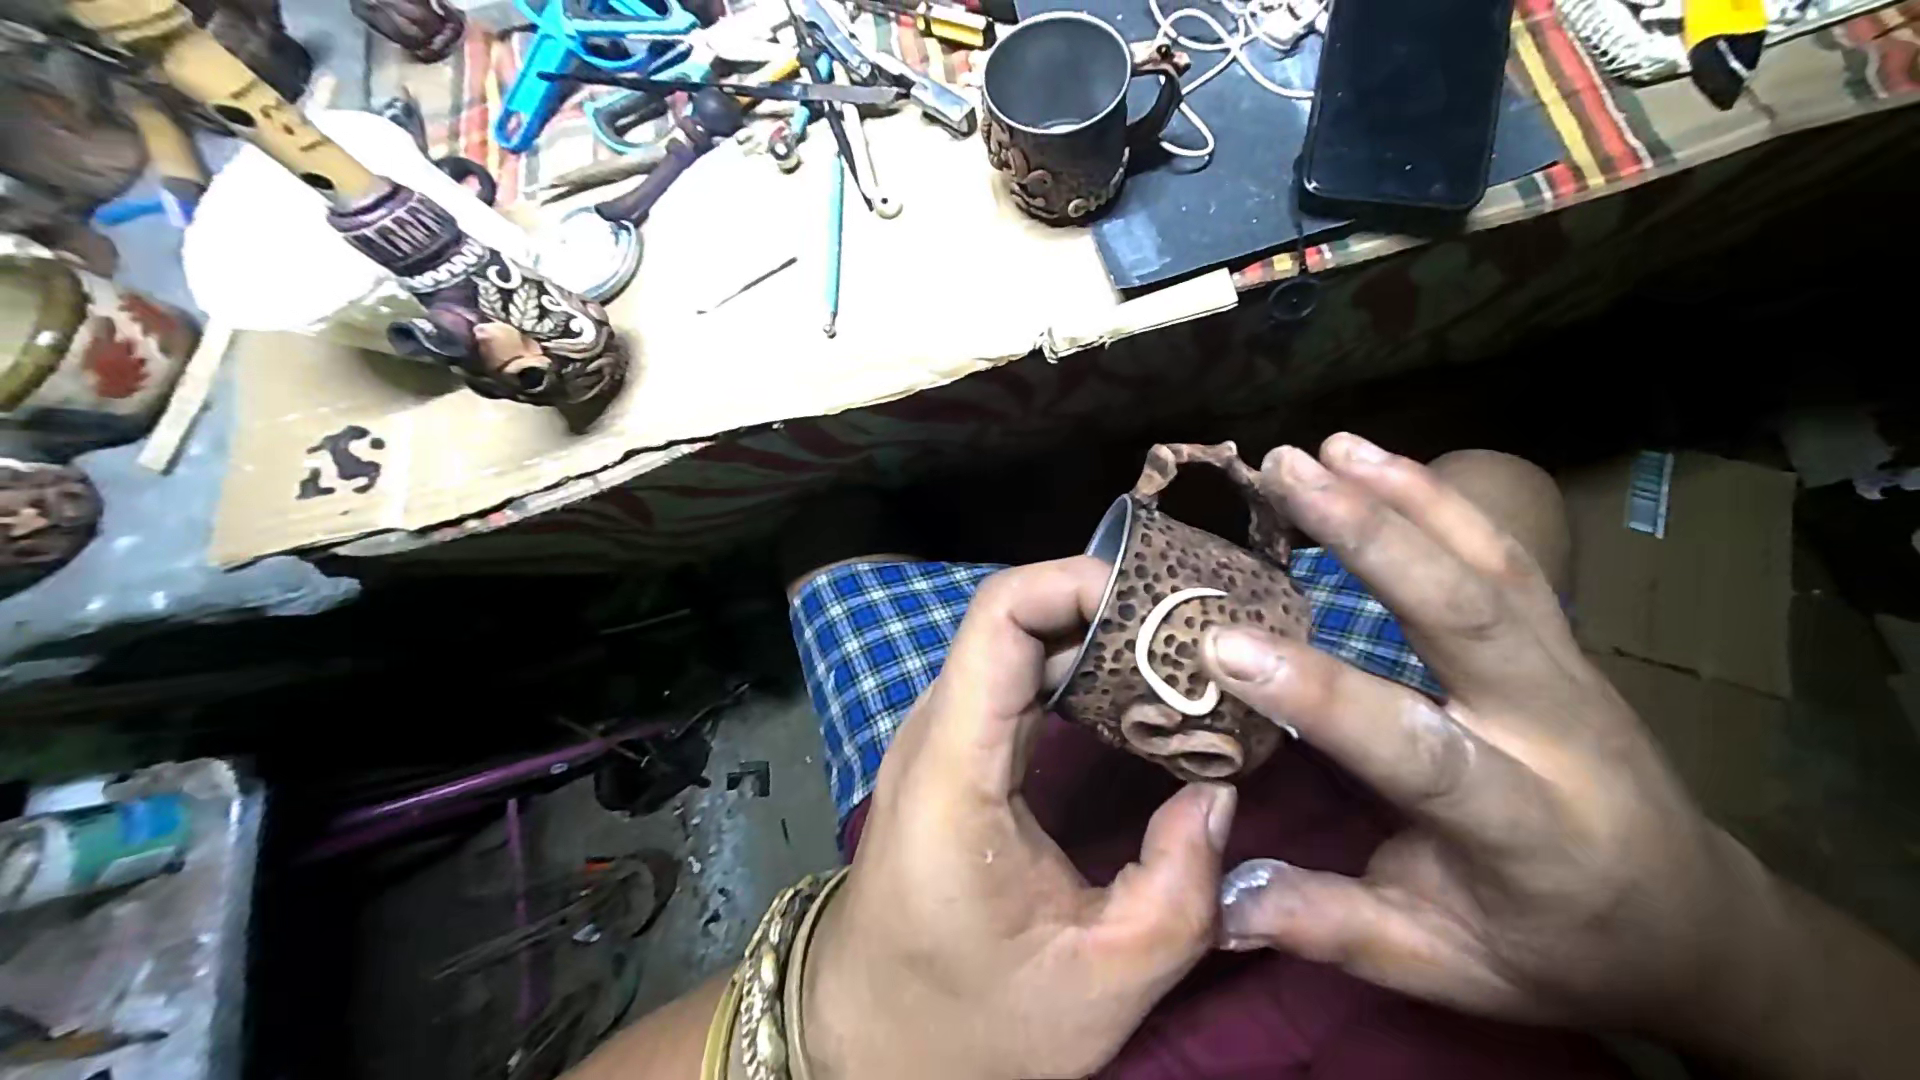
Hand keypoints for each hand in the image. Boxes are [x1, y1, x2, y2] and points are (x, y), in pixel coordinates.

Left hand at [802, 559, 1236, 1079]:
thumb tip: (1220, 792)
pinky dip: (1083, 672)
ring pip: (1022, 643)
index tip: (1163, 604)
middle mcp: (940, 728)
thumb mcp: (1098, 985)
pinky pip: (1021, 679)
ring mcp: (946, 734)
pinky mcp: (960, 749)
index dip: (1077, 582)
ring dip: (1102, 638)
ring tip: (1185, 663)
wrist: (870, 1035)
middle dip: (1110, 608)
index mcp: (956, 768)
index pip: (1001, 617)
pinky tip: (1140, 700)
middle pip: (1017, 617)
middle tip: (1198, 635)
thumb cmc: (966, 1023)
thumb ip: (1178, 891)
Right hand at [1198, 435, 1771, 1033]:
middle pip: (1468, 613)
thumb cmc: (1554, 948)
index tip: (1223, 642)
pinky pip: (1504, 558)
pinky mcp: (1560, 643)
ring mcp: (1567, 672)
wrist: (1693, 918)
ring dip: (1401, 494)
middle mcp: (1556, 729)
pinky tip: (1380, 462)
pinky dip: (1439, 499)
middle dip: (1369, 535)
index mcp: (1525, 826)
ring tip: (1321, 448)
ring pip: (1489, 565)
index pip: (1412, 744)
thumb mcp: (1443, 969)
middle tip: (1283, 475)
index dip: (1315, 692)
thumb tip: (1213, 906)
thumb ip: (1330, 927)